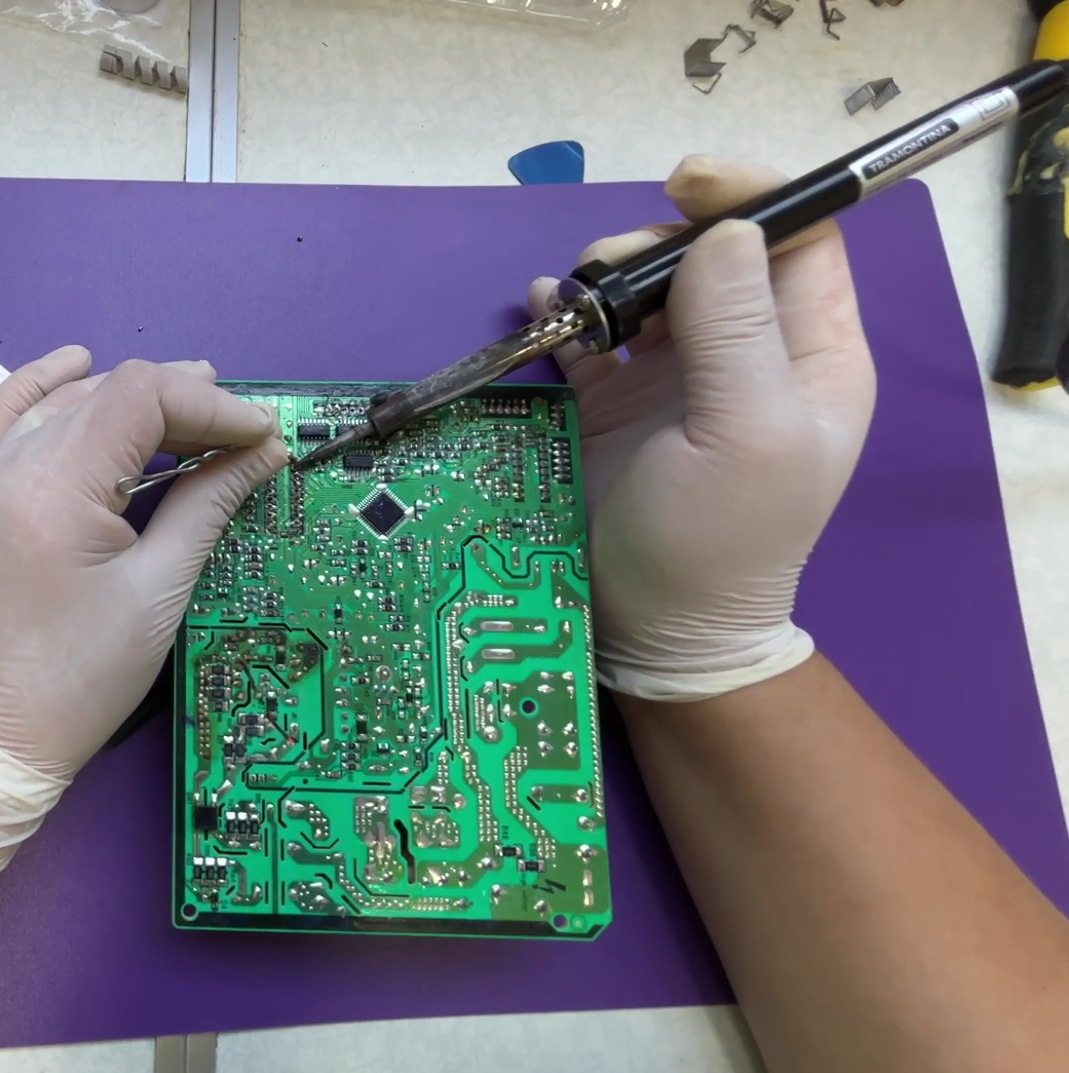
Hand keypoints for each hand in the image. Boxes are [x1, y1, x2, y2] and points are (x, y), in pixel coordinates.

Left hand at [0, 348, 288, 869]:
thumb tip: (262, 451)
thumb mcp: (159, 590)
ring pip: (66, 400)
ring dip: (130, 398)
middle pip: (106, 392)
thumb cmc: (84, 676)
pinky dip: (47, 386)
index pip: (138, 397)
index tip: (259, 433)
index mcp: (53, 490)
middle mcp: (8, 465)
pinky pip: (7, 415)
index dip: (208, 403)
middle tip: (236, 432)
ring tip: (190, 409)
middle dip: (181, 402)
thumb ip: (206, 503)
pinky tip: (79, 363)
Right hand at [526, 156, 875, 701]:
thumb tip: (720, 235)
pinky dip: (566, 320)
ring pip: (646, 297)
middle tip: (604, 265)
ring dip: (606, 279)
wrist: (652, 618)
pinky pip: (591, 343)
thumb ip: (737, 333)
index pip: (796, 245)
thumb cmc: (715, 535)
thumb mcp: (744, 434)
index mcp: (803, 356)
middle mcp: (739, 358)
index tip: (684, 182)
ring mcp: (669, 382)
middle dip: (658, 244)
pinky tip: (540, 310)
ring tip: (567, 291)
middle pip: (708, 262)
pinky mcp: (610, 407)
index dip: (751, 200)